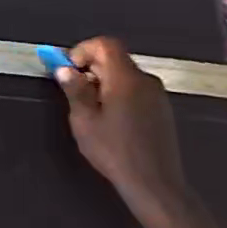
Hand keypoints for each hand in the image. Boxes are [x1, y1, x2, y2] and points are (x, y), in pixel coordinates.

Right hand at [52, 37, 185, 205]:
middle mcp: (145, 80)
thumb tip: (64, 69)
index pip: (106, 44)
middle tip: (73, 89)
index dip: (84, 49)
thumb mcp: (84, 121)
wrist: (154, 182)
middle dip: (91, 66)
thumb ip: (75, 90)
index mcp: (126, 79)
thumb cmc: (114, 150)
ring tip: (90, 107)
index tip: (69, 68)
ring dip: (104, 80)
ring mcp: (157, 95)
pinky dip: (119, 92)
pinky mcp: (162, 109)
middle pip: (116, 58)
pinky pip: (136, 89)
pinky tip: (110, 117)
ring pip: (126, 74)